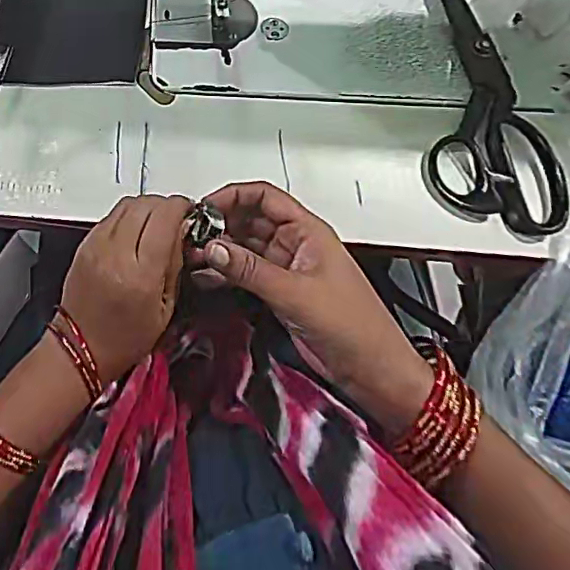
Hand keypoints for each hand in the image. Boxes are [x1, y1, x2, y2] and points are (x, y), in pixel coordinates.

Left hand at [60, 194, 190, 380]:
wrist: (81, 347)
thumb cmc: (124, 338)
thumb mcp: (166, 308)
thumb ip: (175, 263)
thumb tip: (183, 230)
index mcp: (141, 274)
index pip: (164, 217)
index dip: (182, 208)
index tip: (190, 213)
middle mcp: (116, 253)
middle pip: (145, 204)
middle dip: (165, 205)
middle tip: (175, 219)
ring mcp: (96, 246)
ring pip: (126, 204)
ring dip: (145, 207)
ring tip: (154, 225)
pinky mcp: (84, 244)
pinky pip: (110, 216)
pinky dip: (127, 217)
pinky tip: (134, 233)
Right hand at [192, 182, 434, 434]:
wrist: (375, 374)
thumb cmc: (358, 330)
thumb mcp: (297, 294)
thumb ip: (251, 270)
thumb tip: (214, 248)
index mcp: (308, 231)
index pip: (264, 196)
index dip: (233, 196)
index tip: (206, 208)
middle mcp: (295, 245)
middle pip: (249, 219)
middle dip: (220, 223)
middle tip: (194, 234)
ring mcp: (286, 268)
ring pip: (244, 245)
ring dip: (219, 248)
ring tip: (194, 254)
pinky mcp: (279, 291)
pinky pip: (244, 271)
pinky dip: (224, 271)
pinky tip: (207, 275)